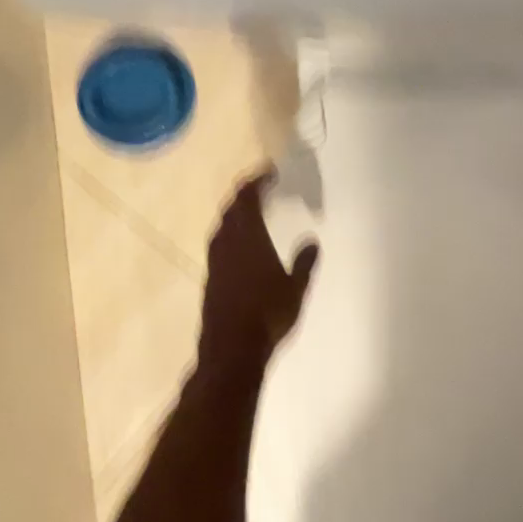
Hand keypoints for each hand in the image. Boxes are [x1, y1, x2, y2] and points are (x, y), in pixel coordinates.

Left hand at [200, 169, 320, 369]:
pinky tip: (243, 243)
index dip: (257, 180)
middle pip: (232, 207)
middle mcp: (227, 242)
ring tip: (253, 212)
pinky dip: (232, 232)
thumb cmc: (268, 315)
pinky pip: (220, 241)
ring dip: (236, 212)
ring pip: (223, 224)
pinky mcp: (211, 276)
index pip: (247, 196)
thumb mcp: (296, 289)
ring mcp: (215, 259)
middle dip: (246, 193)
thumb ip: (304, 262)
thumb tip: (311, 242)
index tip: (270, 172)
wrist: (230, 349)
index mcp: (248, 236)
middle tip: (263, 187)